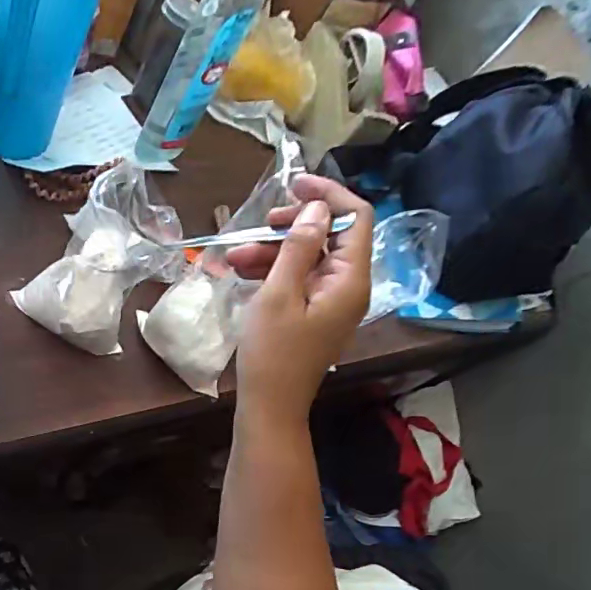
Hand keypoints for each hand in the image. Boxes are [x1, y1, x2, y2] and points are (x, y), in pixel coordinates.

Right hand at [226, 175, 373, 420]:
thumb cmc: (272, 353)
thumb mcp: (278, 294)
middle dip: (292, 226)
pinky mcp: (314, 317)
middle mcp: (349, 288)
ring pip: (308, 260)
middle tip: (259, 224)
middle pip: (330, 238)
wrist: (270, 406)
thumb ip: (298, 247)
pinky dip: (274, 273)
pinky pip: (299, 282)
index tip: (292, 182)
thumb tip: (316, 209)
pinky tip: (244, 274)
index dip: (328, 195)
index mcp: (350, 279)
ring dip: (274, 252)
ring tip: (234, 257)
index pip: (356, 218)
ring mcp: (331, 304)